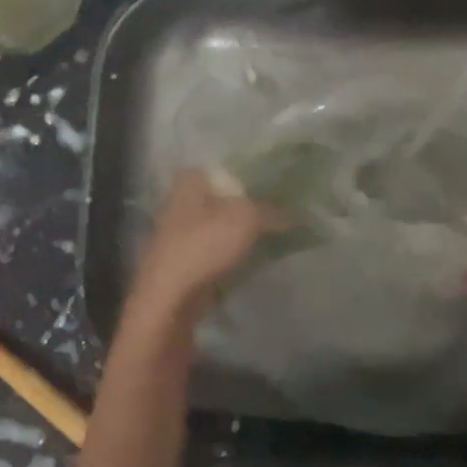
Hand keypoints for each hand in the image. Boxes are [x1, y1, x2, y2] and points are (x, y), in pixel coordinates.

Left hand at [130, 168, 281, 318]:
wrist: (168, 298)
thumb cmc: (203, 246)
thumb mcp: (247, 219)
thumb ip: (273, 211)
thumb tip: (298, 214)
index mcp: (190, 180)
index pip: (228, 168)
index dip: (255, 176)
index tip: (281, 188)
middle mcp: (180, 200)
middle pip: (225, 198)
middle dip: (252, 206)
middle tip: (286, 213)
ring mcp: (179, 233)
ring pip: (221, 226)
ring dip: (244, 233)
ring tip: (277, 237)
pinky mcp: (183, 261)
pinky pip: (217, 251)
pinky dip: (234, 254)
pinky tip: (255, 260)